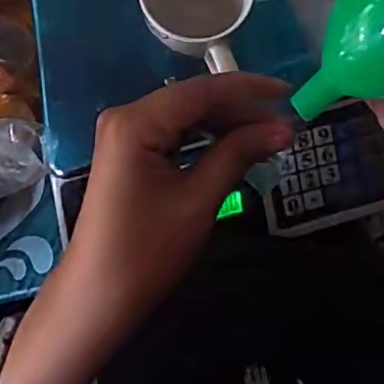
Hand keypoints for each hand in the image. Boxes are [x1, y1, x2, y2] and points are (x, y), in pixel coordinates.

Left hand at [0, 73, 292, 383]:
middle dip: (239, 109)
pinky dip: (203, 135)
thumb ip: (237, 154)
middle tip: (284, 123)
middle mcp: (126, 114)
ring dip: (224, 122)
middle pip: (191, 99)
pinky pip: (171, 130)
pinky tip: (234, 142)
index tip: (286, 90)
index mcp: (136, 120)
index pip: (199, 91)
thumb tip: (282, 129)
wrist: (97, 296)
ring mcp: (123, 130)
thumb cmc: (146, 252)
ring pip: (183, 114)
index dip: (246, 88)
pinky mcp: (127, 148)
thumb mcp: (198, 201)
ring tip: (268, 134)